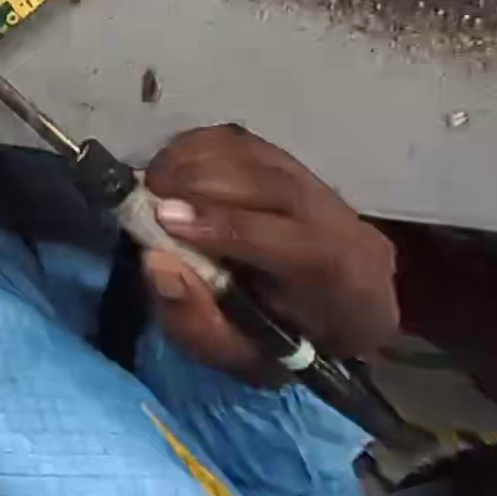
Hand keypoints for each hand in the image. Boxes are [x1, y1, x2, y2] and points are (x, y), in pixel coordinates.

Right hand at [140, 124, 397, 384]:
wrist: (295, 312)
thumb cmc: (264, 340)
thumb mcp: (230, 355)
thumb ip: (194, 320)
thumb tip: (156, 261)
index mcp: (350, 289)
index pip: (305, 245)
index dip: (231, 227)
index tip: (165, 218)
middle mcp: (346, 227)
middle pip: (275, 187)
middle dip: (200, 186)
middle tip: (146, 195)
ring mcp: (315, 185)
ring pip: (250, 154)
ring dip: (189, 163)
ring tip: (153, 185)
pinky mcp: (281, 160)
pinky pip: (232, 139)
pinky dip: (190, 149)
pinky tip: (169, 172)